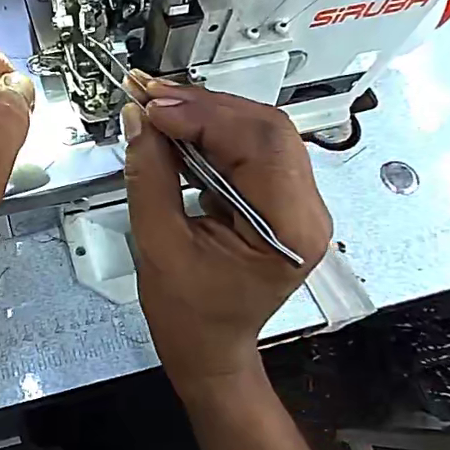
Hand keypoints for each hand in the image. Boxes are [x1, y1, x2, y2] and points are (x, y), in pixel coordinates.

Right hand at [122, 75, 330, 384]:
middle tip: (153, 100)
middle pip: (267, 129)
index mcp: (289, 230)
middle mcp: (307, 213)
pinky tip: (184, 135)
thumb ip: (151, 177)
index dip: (203, 115)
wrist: (211, 349)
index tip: (154, 105)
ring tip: (162, 114)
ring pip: (263, 133)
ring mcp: (300, 206)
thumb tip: (142, 121)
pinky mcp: (283, 201)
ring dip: (210, 118)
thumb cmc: (192, 318)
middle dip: (205, 109)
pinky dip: (217, 136)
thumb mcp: (161, 247)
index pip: (259, 144)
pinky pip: (256, 151)